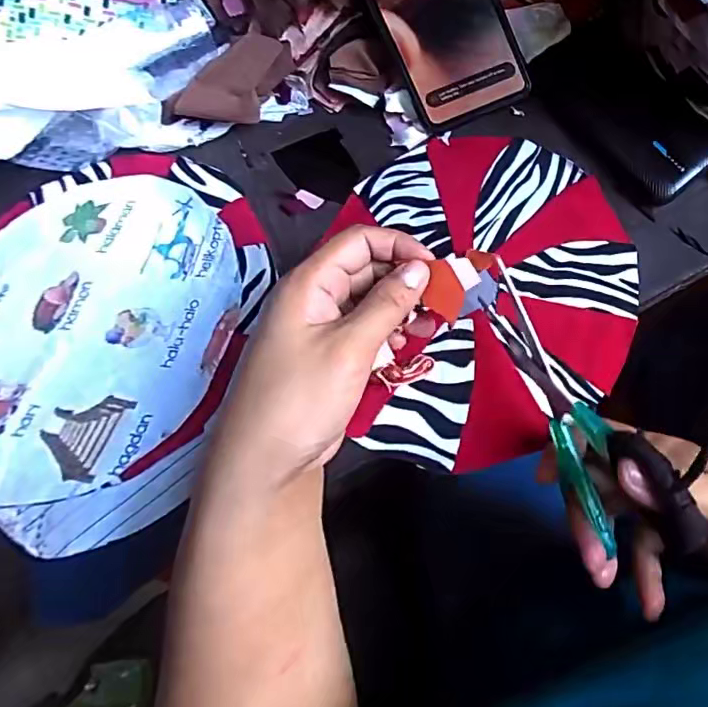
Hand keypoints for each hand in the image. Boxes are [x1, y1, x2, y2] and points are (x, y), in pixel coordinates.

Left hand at [206, 226, 432, 490]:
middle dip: (409, 278)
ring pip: (374, 298)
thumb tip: (421, 267)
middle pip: (370, 268)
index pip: (360, 241)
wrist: (264, 465)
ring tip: (433, 324)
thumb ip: (388, 303)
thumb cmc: (300, 399)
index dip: (400, 246)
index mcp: (310, 284)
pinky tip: (412, 340)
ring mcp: (324, 325)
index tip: (434, 267)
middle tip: (443, 298)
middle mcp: (316, 297)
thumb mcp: (351, 347)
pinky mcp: (334, 351)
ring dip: (406, 305)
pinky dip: (394, 328)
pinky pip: (370, 325)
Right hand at [541, 428, 707, 620]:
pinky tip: (652, 604)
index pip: (608, 437)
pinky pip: (643, 546)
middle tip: (592, 563)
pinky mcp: (678, 529)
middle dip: (588, 516)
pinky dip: (641, 572)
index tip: (545, 478)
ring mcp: (669, 500)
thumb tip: (618, 467)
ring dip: (610, 549)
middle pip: (604, 480)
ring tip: (613, 587)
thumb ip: (675, 488)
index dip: (573, 449)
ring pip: (619, 515)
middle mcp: (662, 470)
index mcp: (670, 453)